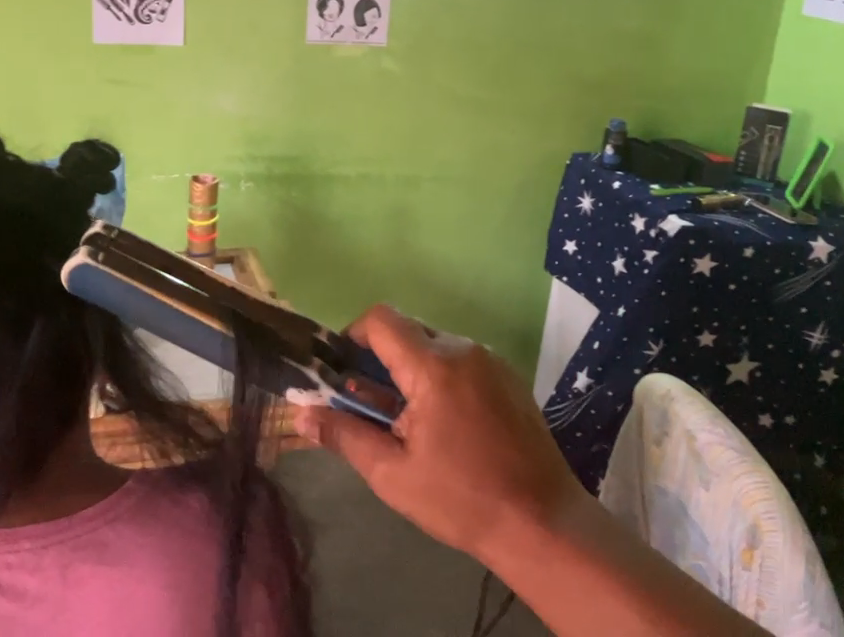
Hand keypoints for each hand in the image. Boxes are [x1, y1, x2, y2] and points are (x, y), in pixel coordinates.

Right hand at [294, 305, 585, 561]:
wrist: (543, 523)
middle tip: (373, 407)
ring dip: (413, 370)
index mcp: (433, 367)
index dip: (354, 336)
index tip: (345, 372)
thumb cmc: (461, 500)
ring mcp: (492, 361)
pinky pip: (462, 360)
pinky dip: (442, 378)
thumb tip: (301, 413)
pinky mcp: (510, 377)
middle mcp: (464, 350)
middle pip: (408, 331)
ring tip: (410, 423)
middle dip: (382, 360)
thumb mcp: (392, 473)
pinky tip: (447, 425)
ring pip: (436, 345)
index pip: (381, 319)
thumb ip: (344, 434)